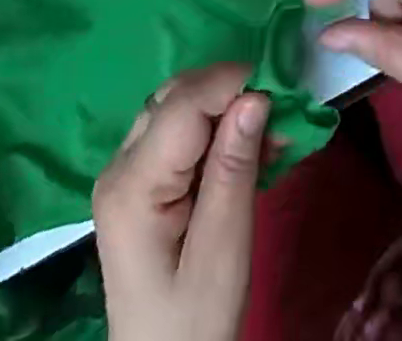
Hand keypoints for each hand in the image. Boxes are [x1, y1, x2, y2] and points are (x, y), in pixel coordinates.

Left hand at [93, 63, 267, 340]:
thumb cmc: (194, 321)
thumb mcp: (222, 253)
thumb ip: (234, 170)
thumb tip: (256, 97)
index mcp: (132, 185)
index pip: (182, 105)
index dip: (231, 85)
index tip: (281, 91)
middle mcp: (119, 165)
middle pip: (175, 97)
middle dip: (230, 92)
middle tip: (280, 115)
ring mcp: (125, 170)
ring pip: (177, 107)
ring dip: (226, 107)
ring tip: (272, 132)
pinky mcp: (140, 179)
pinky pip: (179, 131)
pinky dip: (217, 128)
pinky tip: (249, 147)